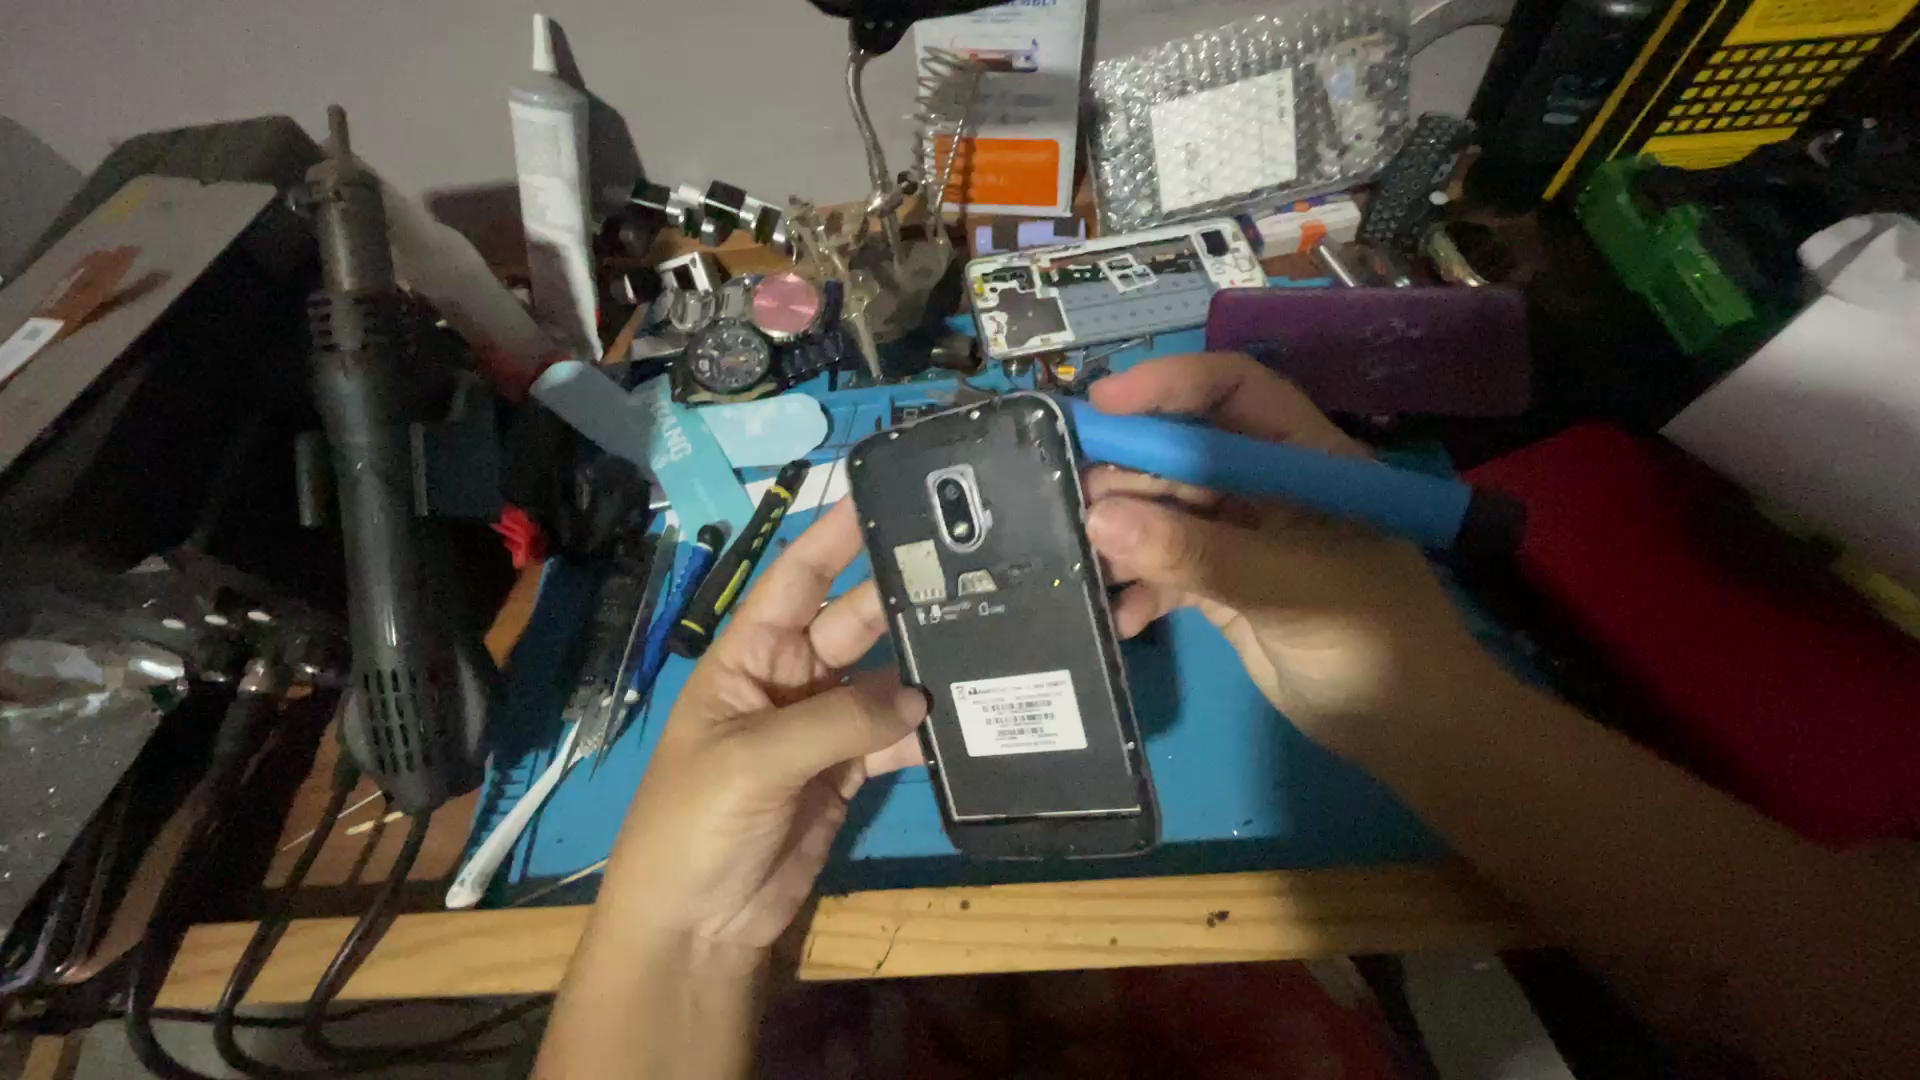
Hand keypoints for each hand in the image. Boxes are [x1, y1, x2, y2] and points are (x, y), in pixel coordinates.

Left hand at [597, 500, 925, 948]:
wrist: (697, 924)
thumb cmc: (695, 824)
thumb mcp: (752, 759)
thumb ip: (836, 721)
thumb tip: (917, 698)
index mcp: (749, 654)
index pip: (797, 578)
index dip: (835, 536)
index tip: (881, 497)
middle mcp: (791, 677)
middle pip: (852, 621)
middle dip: (897, 596)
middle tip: (963, 571)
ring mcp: (824, 723)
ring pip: (882, 677)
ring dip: (921, 663)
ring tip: (981, 636)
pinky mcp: (850, 769)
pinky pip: (894, 734)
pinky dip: (924, 729)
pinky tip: (963, 717)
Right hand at [1083, 353, 1498, 755]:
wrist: (1407, 729)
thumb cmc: (1372, 639)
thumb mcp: (1287, 586)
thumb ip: (1196, 553)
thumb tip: (1100, 518)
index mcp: (1302, 460)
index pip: (1234, 392)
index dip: (1170, 385)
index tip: (1102, 403)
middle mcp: (1264, 488)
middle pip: (1182, 455)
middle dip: (1127, 473)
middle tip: (1072, 499)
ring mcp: (1239, 538)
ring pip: (1163, 514)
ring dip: (1122, 535)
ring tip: (1088, 561)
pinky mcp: (1218, 586)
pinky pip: (1163, 572)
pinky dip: (1138, 590)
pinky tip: (1121, 616)